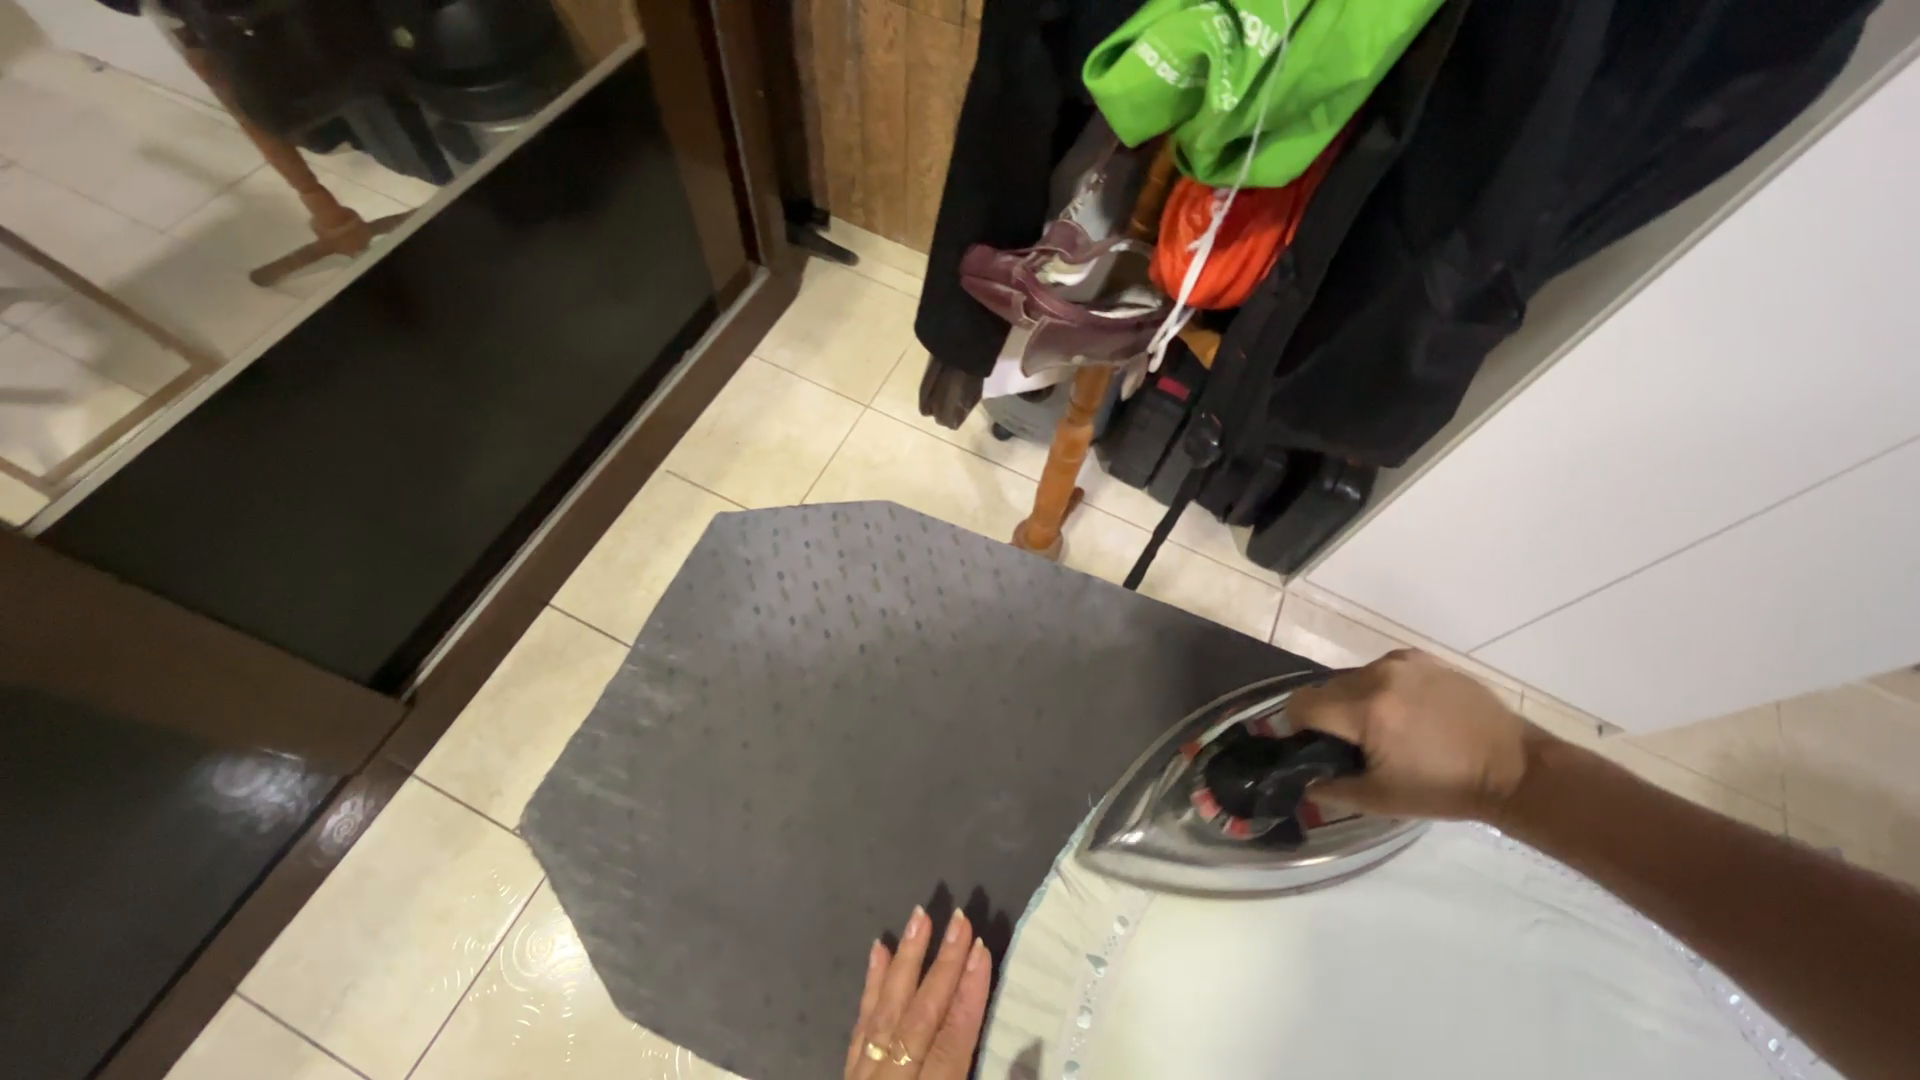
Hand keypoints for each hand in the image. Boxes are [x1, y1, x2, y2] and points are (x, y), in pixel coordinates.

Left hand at [844, 906, 991, 1079]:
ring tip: (919, 917)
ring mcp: (864, 1076)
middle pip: (919, 1017)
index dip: (969, 995)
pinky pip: (860, 1025)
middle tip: (959, 919)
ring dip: (906, 960)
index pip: (951, 1041)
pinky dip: (872, 986)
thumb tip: (1027, 1041)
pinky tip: (879, 950)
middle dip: (943, 966)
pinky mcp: (849, 1072)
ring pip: (886, 1011)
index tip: (981, 949)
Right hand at [1287, 649, 1536, 822]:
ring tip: (1384, 727)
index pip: (1301, 704)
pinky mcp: (1424, 659)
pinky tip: (1406, 711)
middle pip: (1326, 689)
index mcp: (1365, 710)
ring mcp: (1403, 663)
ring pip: (1354, 678)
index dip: (1297, 726)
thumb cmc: (1445, 788)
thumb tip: (1303, 783)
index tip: (1313, 745)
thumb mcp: (1382, 800)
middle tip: (1353, 744)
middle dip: (1329, 715)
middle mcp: (1379, 676)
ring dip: (1355, 700)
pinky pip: (1383, 669)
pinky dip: (1382, 687)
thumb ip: (1332, 790)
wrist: (1515, 769)